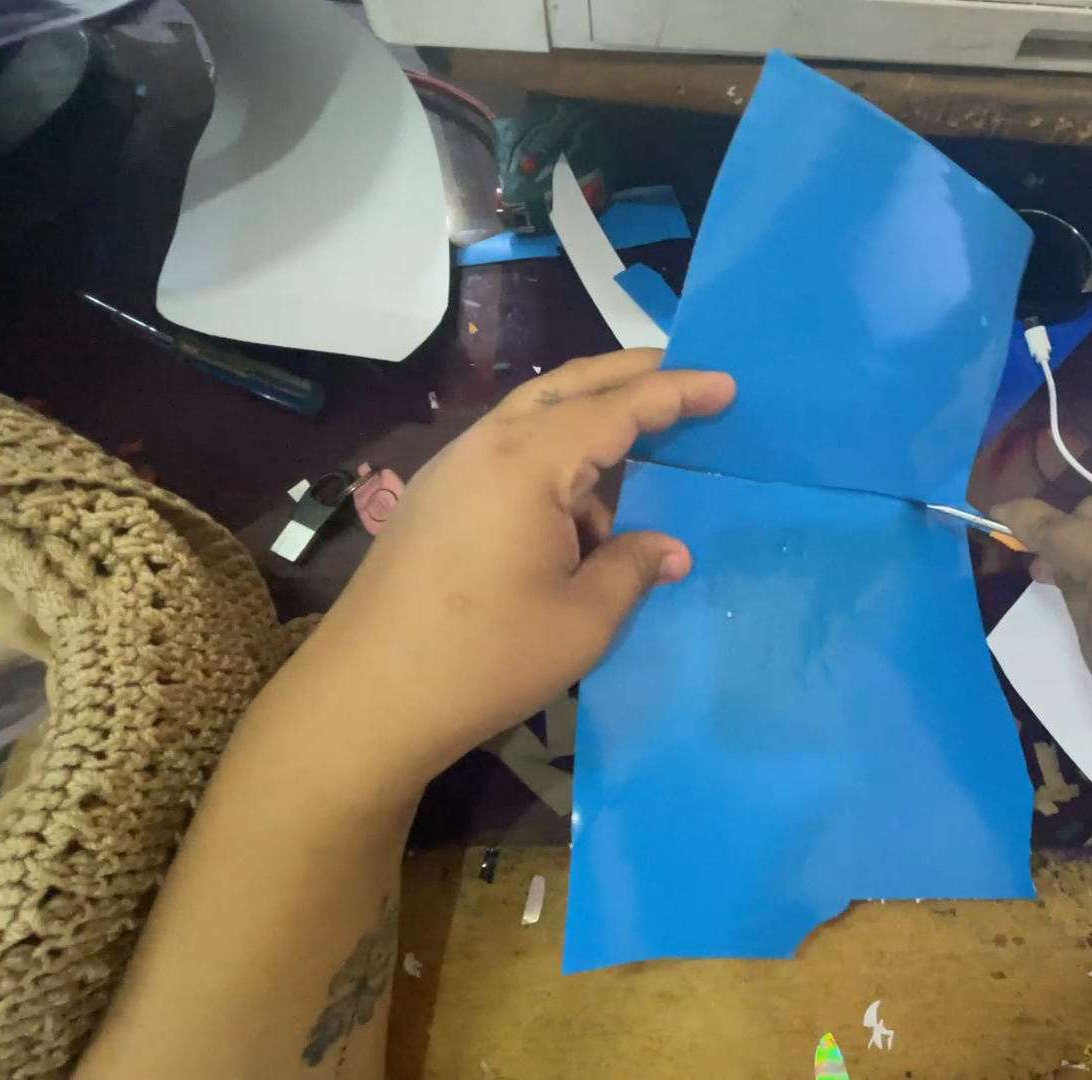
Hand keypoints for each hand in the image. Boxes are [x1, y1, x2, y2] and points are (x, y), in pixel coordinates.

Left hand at [274, 350, 734, 788]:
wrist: (365, 701)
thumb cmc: (485, 659)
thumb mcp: (583, 619)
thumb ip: (634, 567)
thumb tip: (671, 549)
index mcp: (528, 463)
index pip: (617, 408)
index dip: (677, 393)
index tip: (726, 384)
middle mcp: (487, 446)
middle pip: (570, 386)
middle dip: (632, 376)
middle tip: (687, 381)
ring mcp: (454, 468)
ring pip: (537, 419)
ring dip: (593, 428)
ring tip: (638, 468)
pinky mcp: (438, 498)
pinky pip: (512, 454)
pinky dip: (558, 464)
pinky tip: (578, 516)